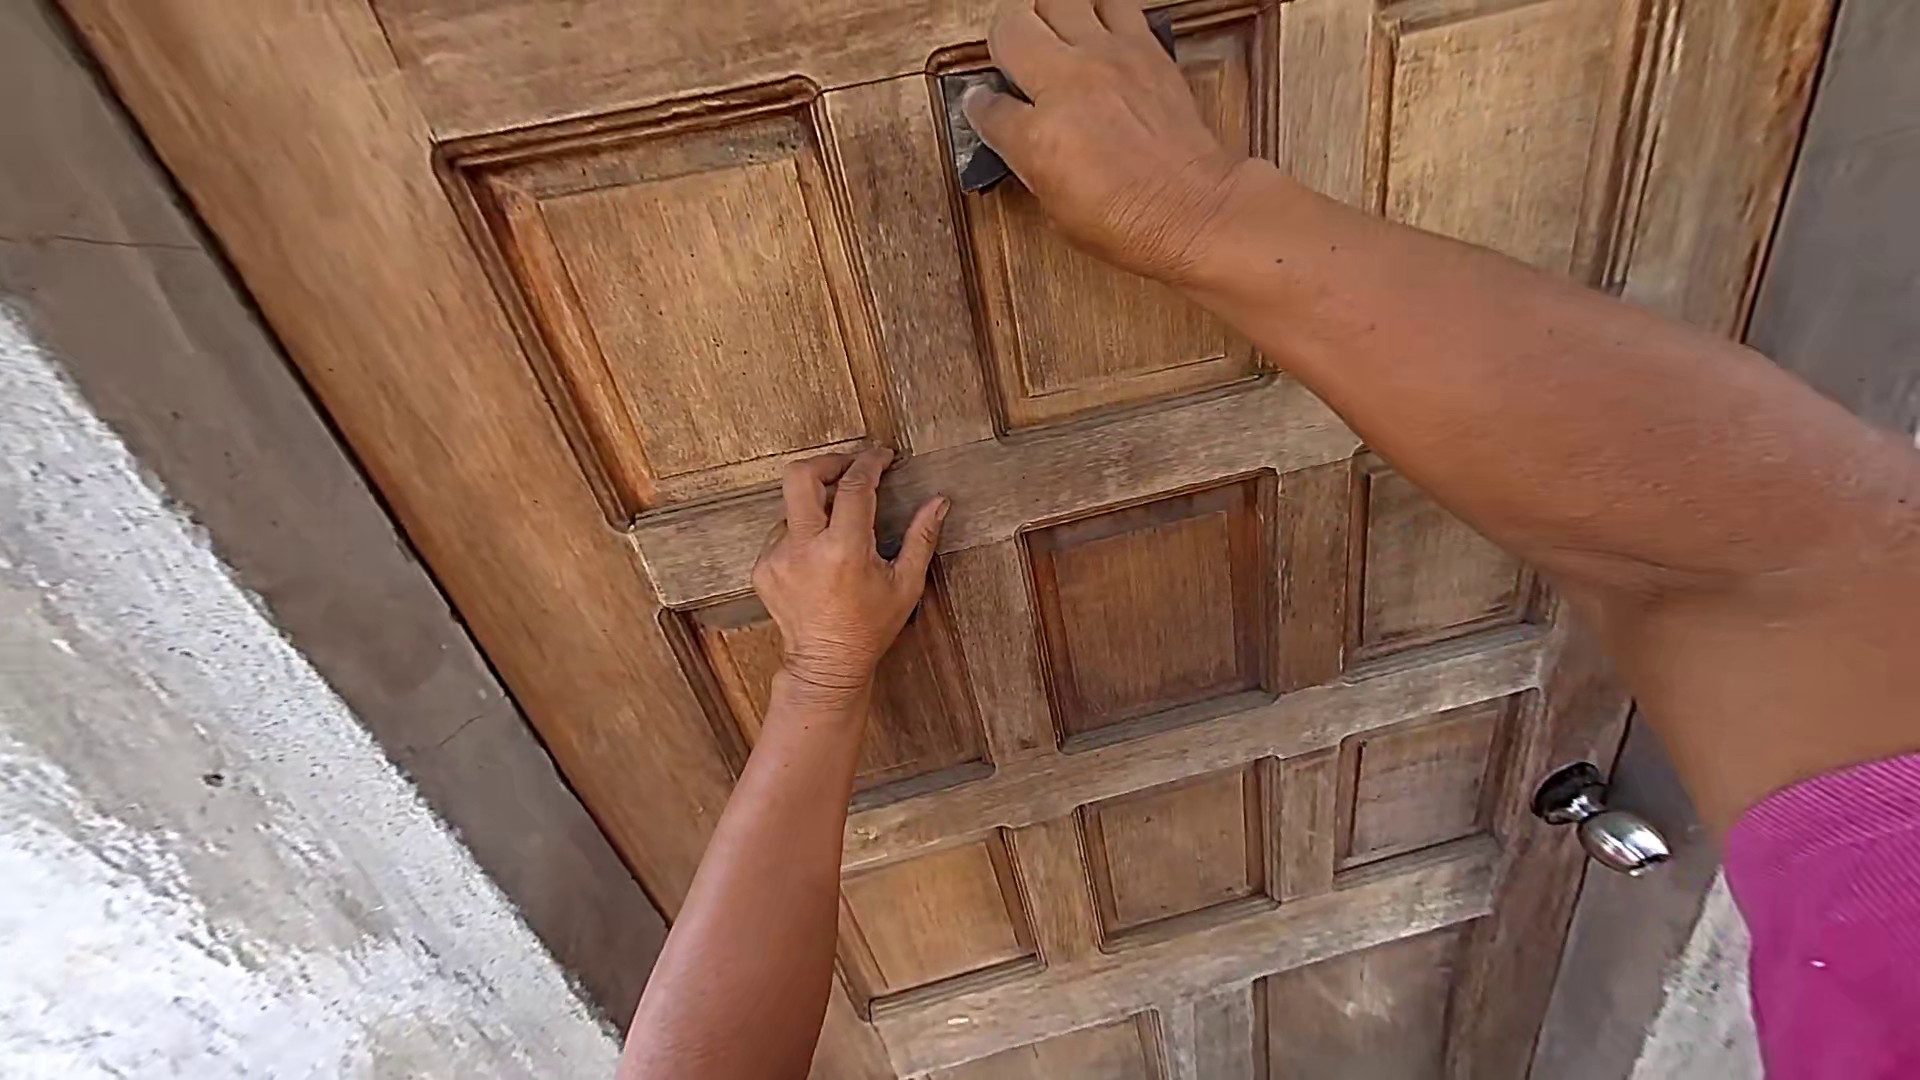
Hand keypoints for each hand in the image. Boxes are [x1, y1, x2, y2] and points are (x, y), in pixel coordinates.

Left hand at [753, 449, 949, 701]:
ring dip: (816, 505)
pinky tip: (820, 555)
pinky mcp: (764, 567)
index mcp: (844, 550)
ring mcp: (778, 557)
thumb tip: (939, 502)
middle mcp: (805, 549)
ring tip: (838, 526)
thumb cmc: (870, 627)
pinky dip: (802, 532)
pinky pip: (782, 532)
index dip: (869, 462)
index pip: (853, 486)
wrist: (826, 664)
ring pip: (792, 506)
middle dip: (827, 462)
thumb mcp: (905, 583)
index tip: (881, 456)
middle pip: (800, 475)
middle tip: (848, 468)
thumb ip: (921, 537)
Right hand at [963, 0, 1255, 282]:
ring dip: (1046, 19)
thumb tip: (1021, 143)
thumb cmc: (1127, 223)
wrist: (1186, 210)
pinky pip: (1110, 1)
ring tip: (1053, 42)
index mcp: (1037, 139)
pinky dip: (1096, 11)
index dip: (979, 110)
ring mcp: (1106, 57)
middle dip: (1004, 46)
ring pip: (1054, 0)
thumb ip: (1031, 165)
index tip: (982, 108)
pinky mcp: (1141, 45)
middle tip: (1014, 64)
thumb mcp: (1057, 212)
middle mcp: (1066, 86)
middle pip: (1009, 28)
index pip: (987, 108)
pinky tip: (1094, 33)